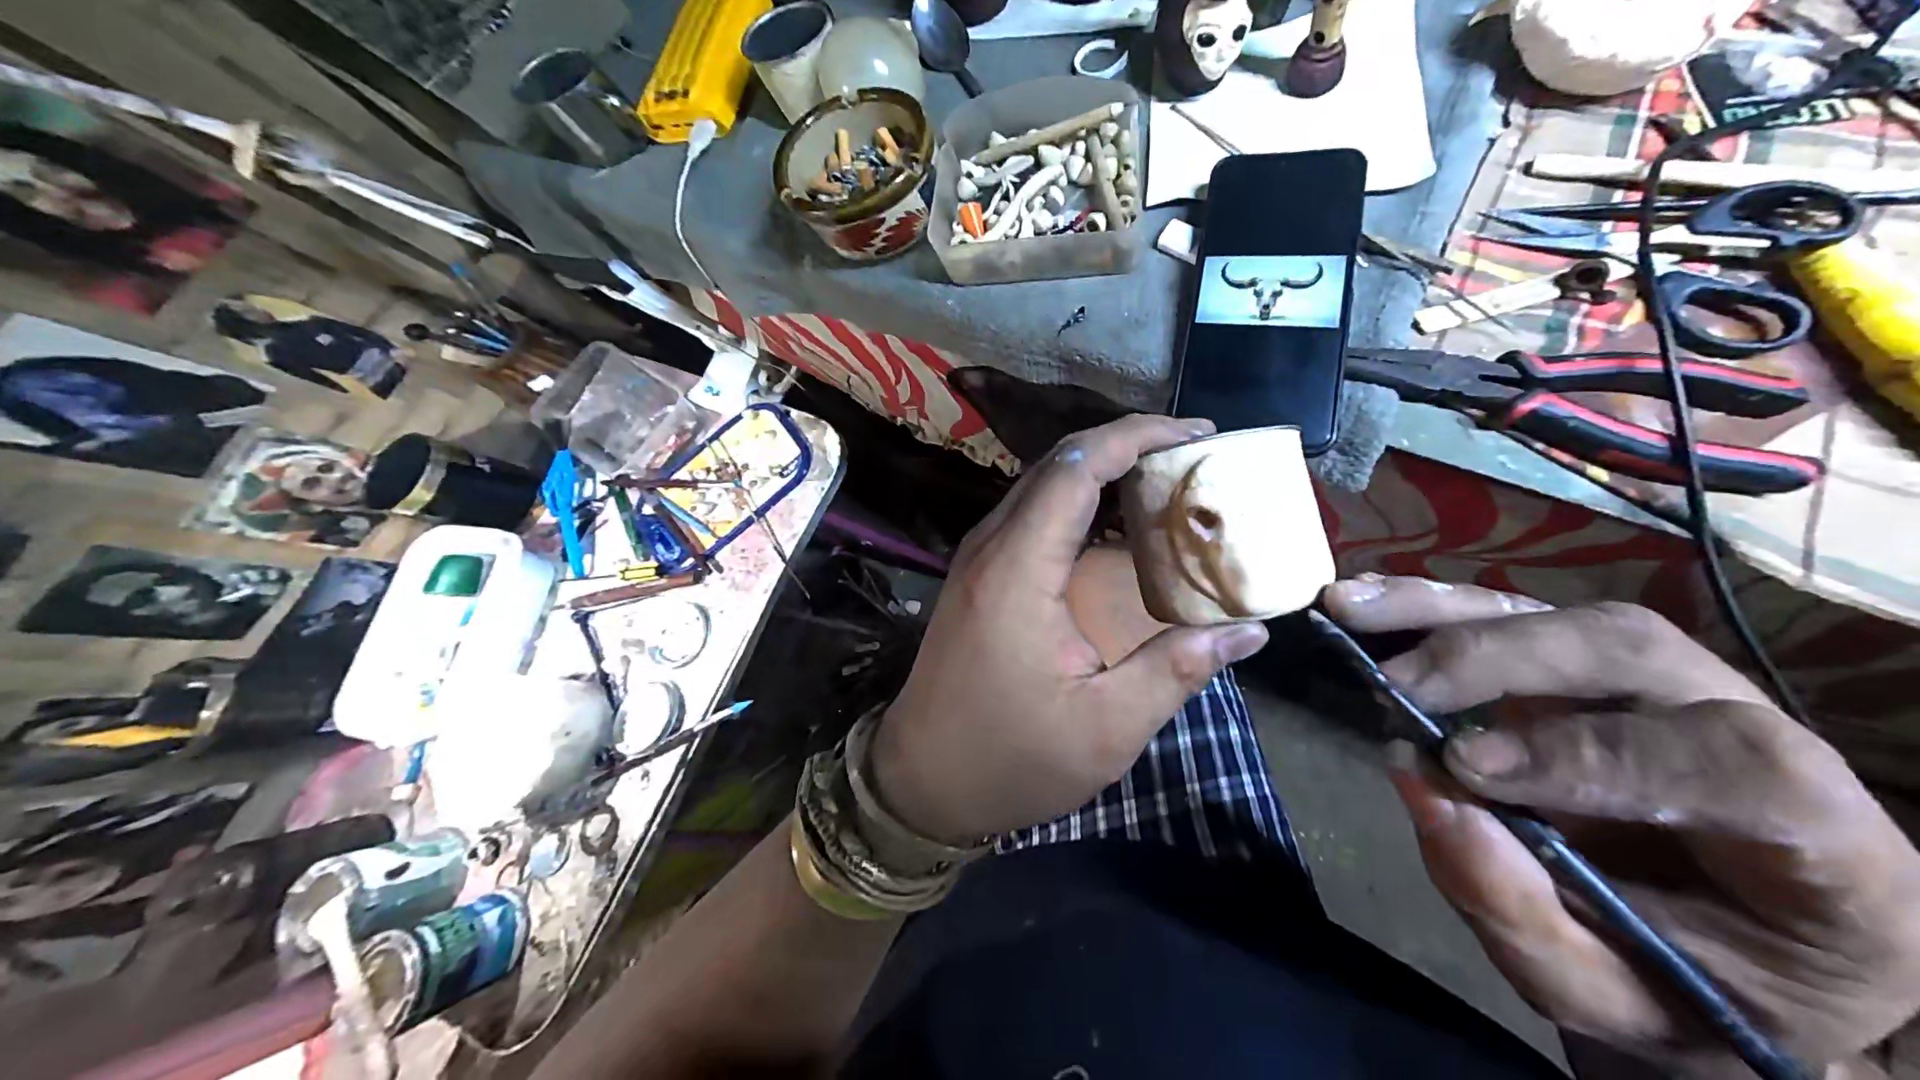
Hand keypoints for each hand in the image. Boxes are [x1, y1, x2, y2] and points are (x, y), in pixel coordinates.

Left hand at [870, 416, 1269, 843]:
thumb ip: (1177, 670)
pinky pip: (1032, 516)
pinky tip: (1120, 528)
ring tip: (1168, 482)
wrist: (921, 780)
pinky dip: (1079, 504)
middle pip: (1058, 464)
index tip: (1198, 433)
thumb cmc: (1010, 759)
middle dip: (1127, 445)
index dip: (1138, 436)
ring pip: (1042, 485)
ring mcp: (977, 559)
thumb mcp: (1106, 728)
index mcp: (1017, 570)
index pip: (1076, 467)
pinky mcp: (977, 576)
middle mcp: (989, 547)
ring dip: (1103, 471)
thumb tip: (1249, 631)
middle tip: (1196, 456)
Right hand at [1322, 575, 1919, 1071]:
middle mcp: (1750, 729)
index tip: (1462, 765)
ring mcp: (1664, 687)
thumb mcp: (1601, 991)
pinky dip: (1431, 605)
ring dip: (1442, 609)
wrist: (1709, 953)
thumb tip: (1417, 782)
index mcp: (1823, 845)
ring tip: (1348, 608)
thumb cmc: (1676, 987)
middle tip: (1393, 685)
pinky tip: (1367, 603)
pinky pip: (1512, 615)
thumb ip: (1514, 904)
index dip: (1589, 753)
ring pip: (1562, 616)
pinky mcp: (1584, 670)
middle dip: (1495, 659)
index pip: (1736, 762)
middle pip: (1632, 650)